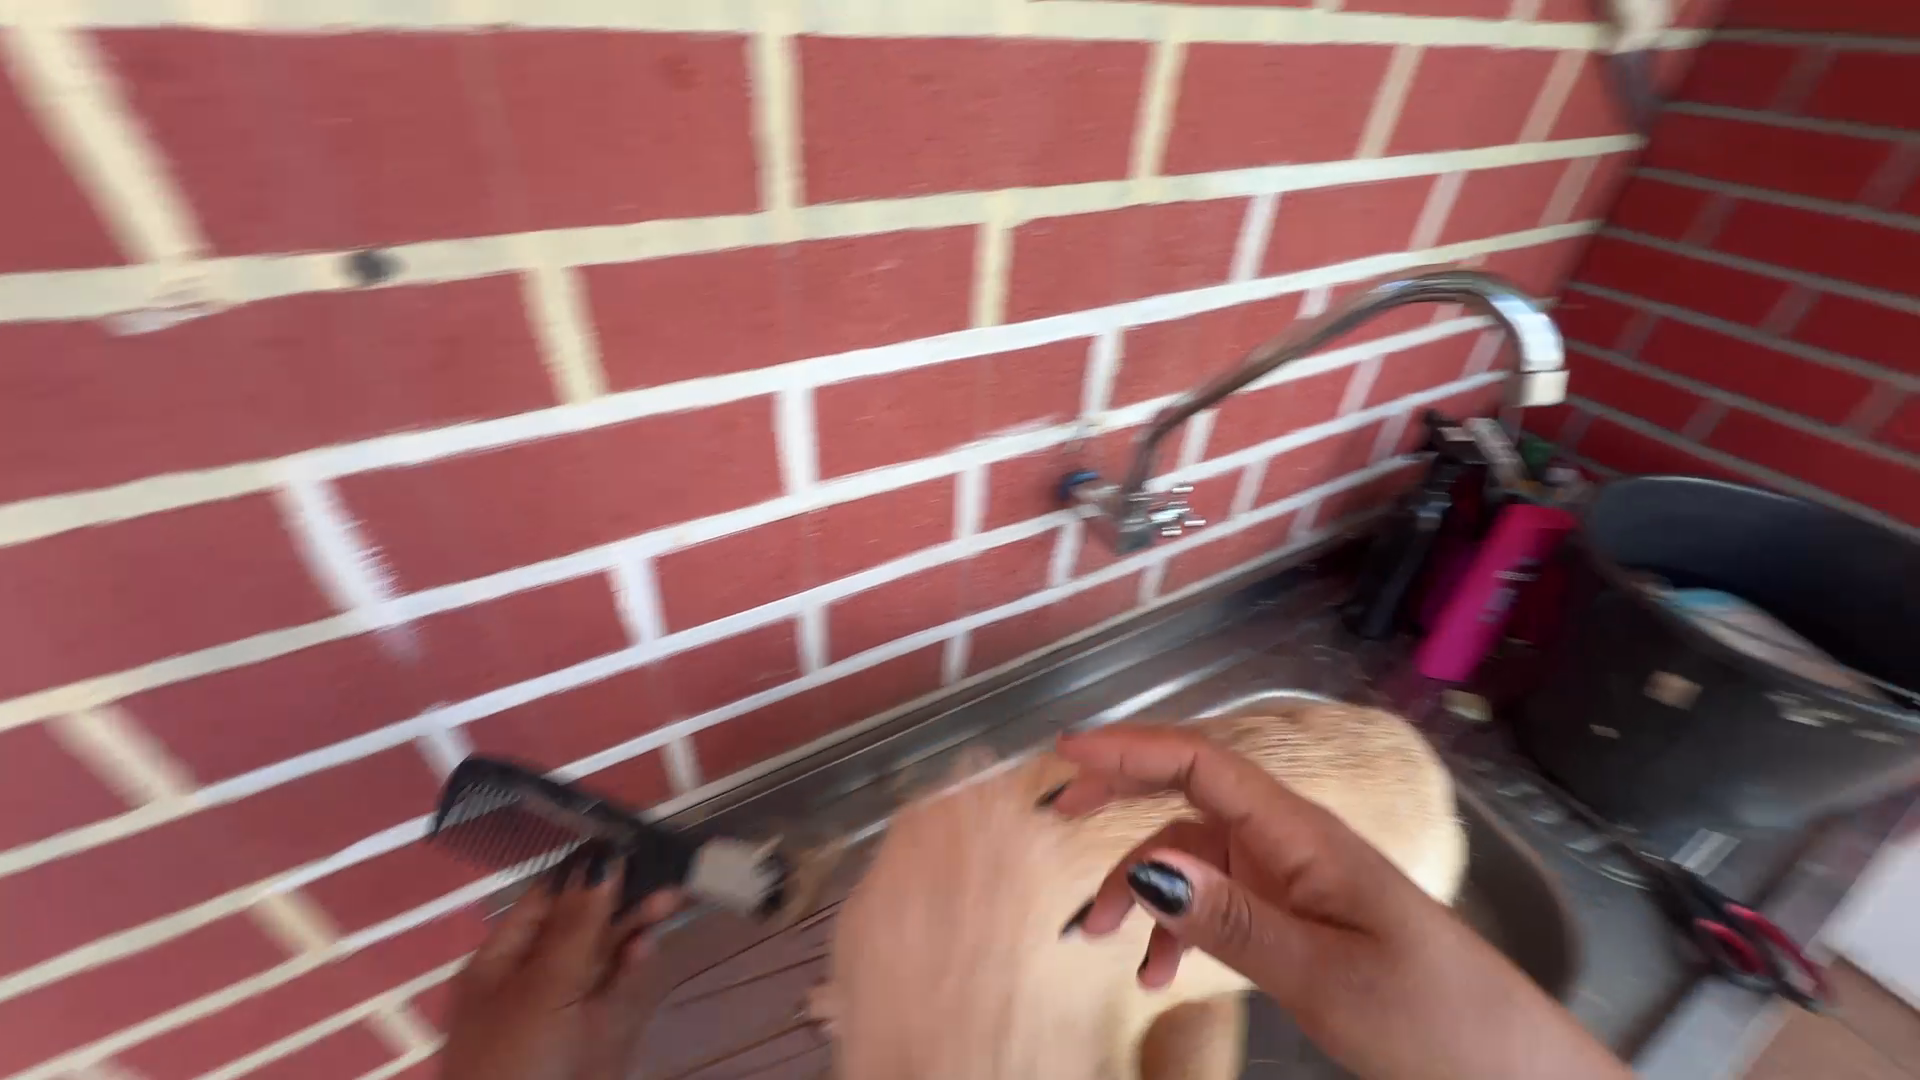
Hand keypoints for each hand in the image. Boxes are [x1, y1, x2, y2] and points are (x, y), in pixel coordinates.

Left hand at [439, 853, 681, 1079]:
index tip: (630, 845)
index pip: (546, 900)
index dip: (586, 871)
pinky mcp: (591, 1032)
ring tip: (671, 900)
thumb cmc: (519, 1059)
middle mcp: (529, 980)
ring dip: (633, 925)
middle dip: (620, 898)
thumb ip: (578, 921)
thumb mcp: (544, 985)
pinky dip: (632, 963)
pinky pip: (614, 986)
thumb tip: (602, 856)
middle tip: (665, 872)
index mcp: (498, 964)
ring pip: (602, 952)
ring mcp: (561, 1008)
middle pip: (580, 923)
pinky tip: (648, 947)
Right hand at [1050, 724, 1627, 1079]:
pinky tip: (1155, 973)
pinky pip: (1211, 903)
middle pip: (1186, 790)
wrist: (1513, 1072)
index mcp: (1297, 830)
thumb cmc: (1433, 1018)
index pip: (1201, 762)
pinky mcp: (1284, 913)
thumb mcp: (1326, 976)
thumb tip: (1146, 868)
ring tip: (1101, 937)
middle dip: (1120, 793)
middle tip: (1059, 812)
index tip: (1070, 751)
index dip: (1131, 747)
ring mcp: (1282, 876)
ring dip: (1140, 887)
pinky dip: (1174, 930)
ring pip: (1189, 855)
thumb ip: (1231, 920)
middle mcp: (1283, 839)